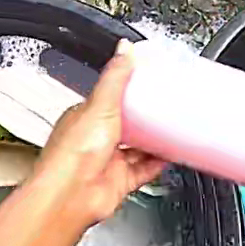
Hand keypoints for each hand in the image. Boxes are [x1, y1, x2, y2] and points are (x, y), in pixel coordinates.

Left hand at [30, 40, 167, 226]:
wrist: (70, 196)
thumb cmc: (72, 155)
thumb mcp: (99, 105)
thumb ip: (114, 78)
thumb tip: (124, 49)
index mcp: (85, 117)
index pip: (109, 98)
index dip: (128, 90)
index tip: (148, 83)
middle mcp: (95, 139)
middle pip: (126, 124)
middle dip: (146, 118)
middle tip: (167, 106)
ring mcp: (107, 161)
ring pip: (137, 148)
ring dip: (155, 140)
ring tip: (174, 128)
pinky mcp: (119, 181)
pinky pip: (144, 170)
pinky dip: (158, 163)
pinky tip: (170, 155)